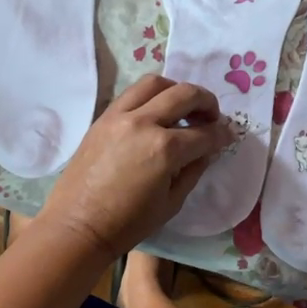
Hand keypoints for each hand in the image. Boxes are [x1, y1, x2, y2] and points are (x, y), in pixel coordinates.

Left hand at [36, 75, 234, 259]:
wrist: (78, 224)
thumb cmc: (128, 223)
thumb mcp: (171, 202)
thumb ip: (193, 170)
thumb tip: (207, 149)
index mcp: (165, 149)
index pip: (204, 133)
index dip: (222, 134)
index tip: (228, 135)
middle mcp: (144, 122)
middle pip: (184, 94)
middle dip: (206, 102)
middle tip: (211, 116)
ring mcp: (119, 115)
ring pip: (155, 82)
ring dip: (175, 89)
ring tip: (183, 107)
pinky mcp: (103, 117)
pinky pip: (131, 93)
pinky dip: (150, 96)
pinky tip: (156, 112)